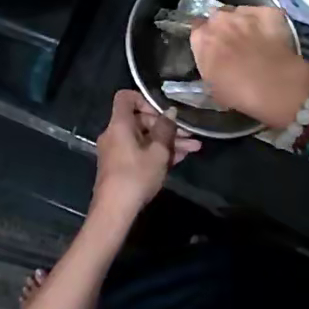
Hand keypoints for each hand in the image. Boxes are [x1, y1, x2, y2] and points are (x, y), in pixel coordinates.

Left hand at [91, 90, 199, 224]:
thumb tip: (171, 112)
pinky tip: (181, 158)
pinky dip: (158, 152)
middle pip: (141, 120)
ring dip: (168, 141)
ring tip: (194, 147)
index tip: (163, 112)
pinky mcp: (121, 166)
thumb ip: (166, 129)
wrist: (114, 211)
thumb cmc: (136, 176)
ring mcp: (117, 151)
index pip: (125, 98)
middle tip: (189, 134)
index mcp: (119, 125)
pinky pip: (141, 151)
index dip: (145, 99)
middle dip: (166, 126)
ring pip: (145, 138)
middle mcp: (115, 134)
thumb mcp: (158, 152)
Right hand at [190, 6, 308, 129]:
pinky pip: (262, 13)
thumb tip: (211, 60)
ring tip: (254, 39)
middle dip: (223, 27)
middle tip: (234, 44)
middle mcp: (219, 19)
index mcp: (202, 38)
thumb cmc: (238, 92)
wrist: (275, 86)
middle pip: (217, 17)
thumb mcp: (210, 85)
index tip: (213, 47)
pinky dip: (265, 21)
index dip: (206, 38)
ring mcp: (244, 13)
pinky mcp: (268, 12)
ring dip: (243, 23)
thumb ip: (207, 65)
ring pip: (239, 12)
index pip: (197, 29)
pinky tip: (271, 35)